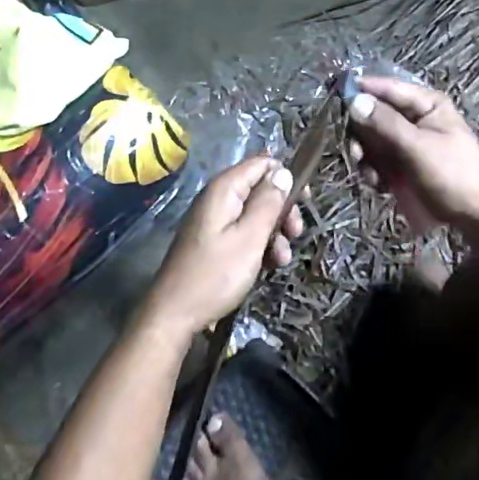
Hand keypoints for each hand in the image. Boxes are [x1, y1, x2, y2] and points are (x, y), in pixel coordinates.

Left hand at [143, 157, 304, 338]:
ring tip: (281, 259)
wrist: (174, 315)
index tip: (304, 200)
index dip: (285, 177)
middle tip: (295, 233)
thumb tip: (283, 172)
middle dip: (282, 210)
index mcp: (224, 189)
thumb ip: (269, 202)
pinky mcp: (215, 240)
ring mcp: (216, 220)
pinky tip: (268, 266)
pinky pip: (244, 231)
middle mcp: (219, 198)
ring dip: (275, 233)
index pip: (262, 163)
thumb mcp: (250, 238)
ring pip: (256, 213)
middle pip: (261, 189)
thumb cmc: (215, 275)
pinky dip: (260, 244)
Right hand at [347, 77, 478, 229]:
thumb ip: (386, 124)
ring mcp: (408, 143)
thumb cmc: (454, 175)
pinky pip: (377, 161)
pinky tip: (378, 185)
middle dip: (361, 133)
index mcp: (426, 104)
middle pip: (374, 114)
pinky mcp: (403, 166)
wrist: (477, 218)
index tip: (331, 94)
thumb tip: (353, 100)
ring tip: (370, 174)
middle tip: (355, 152)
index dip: (360, 90)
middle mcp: (414, 118)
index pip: (386, 88)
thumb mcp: (419, 147)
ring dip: (365, 156)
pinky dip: (373, 172)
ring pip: (372, 140)